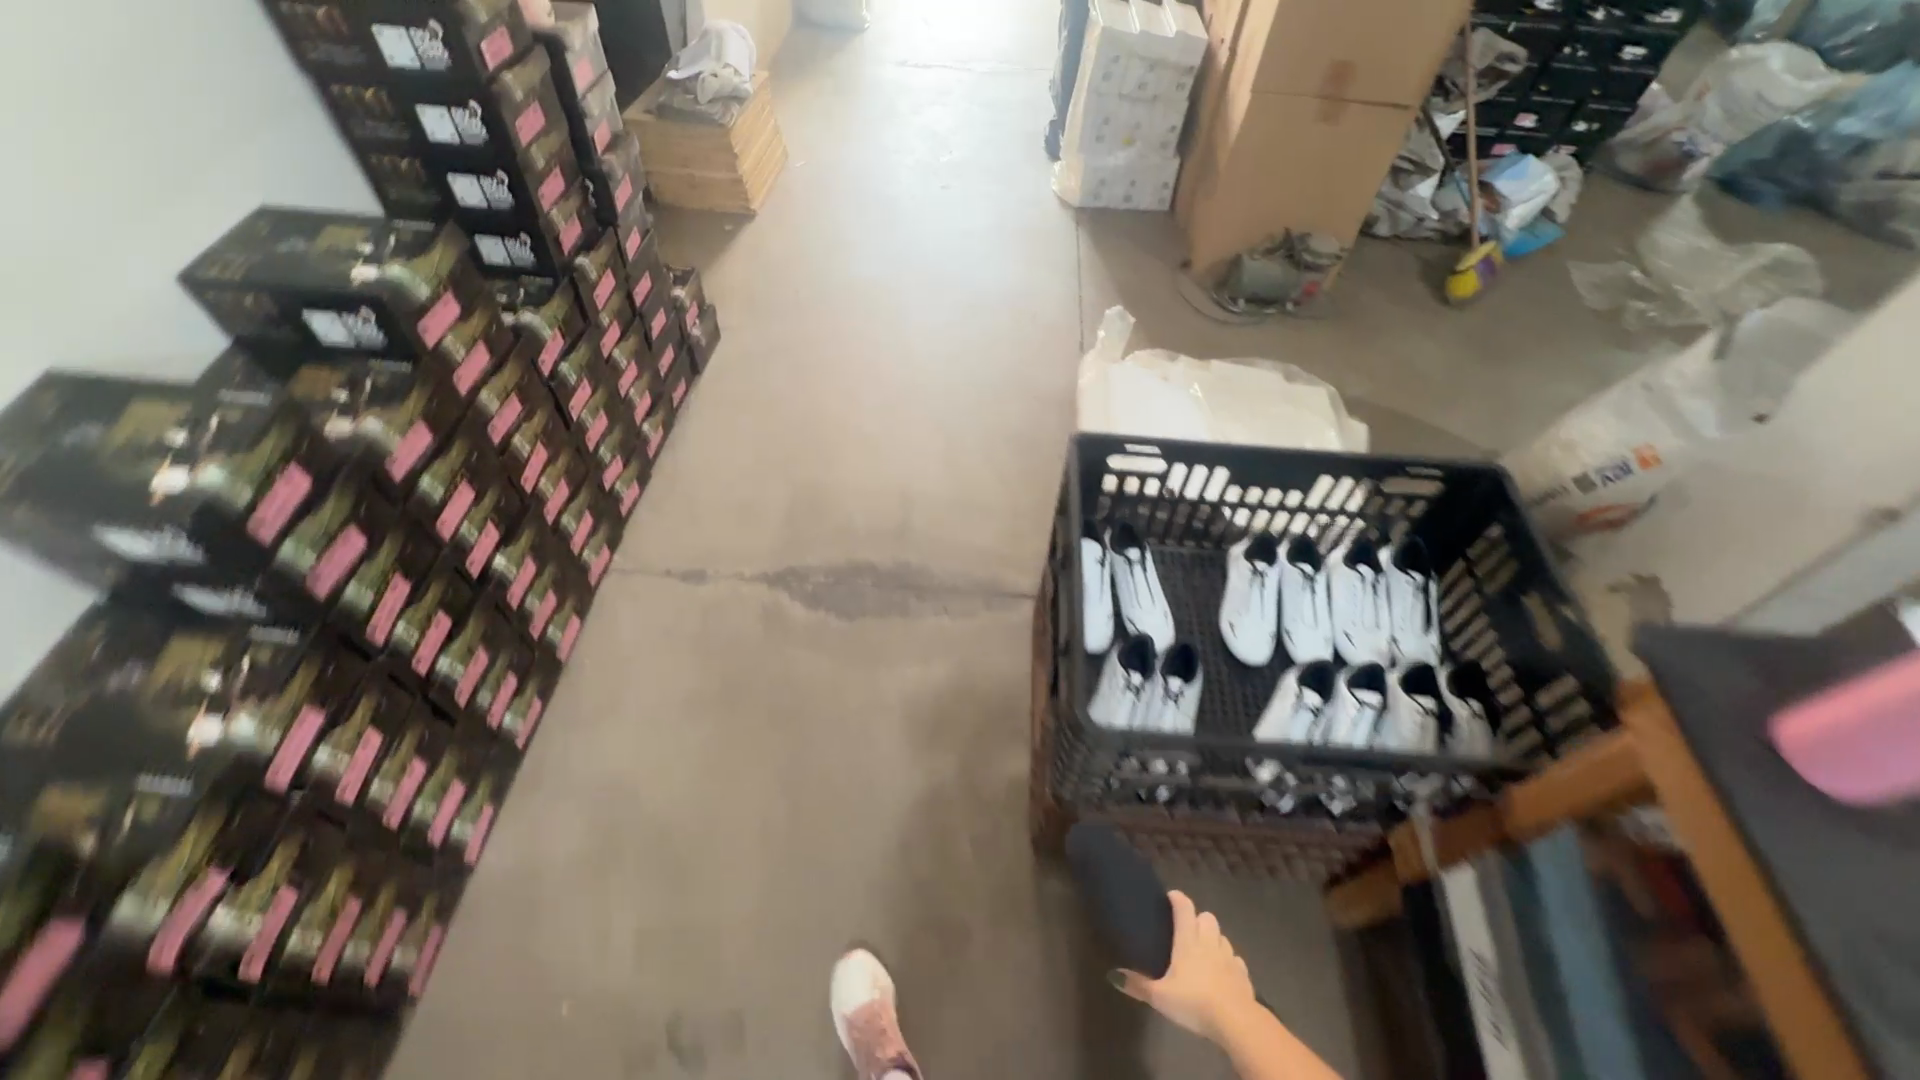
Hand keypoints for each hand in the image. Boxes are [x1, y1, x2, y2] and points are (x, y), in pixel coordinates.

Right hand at [1111, 890, 1257, 1043]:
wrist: (1236, 1021)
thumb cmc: (1194, 1002)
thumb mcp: (1160, 997)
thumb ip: (1138, 985)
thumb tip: (1113, 975)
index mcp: (1188, 942)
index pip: (1184, 909)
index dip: (1177, 899)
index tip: (1170, 896)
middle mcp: (1209, 943)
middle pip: (1207, 917)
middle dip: (1197, 918)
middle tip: (1186, 930)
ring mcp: (1229, 957)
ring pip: (1222, 936)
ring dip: (1213, 938)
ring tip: (1203, 950)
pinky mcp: (1243, 974)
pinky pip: (1235, 958)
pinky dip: (1227, 960)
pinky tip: (1221, 971)